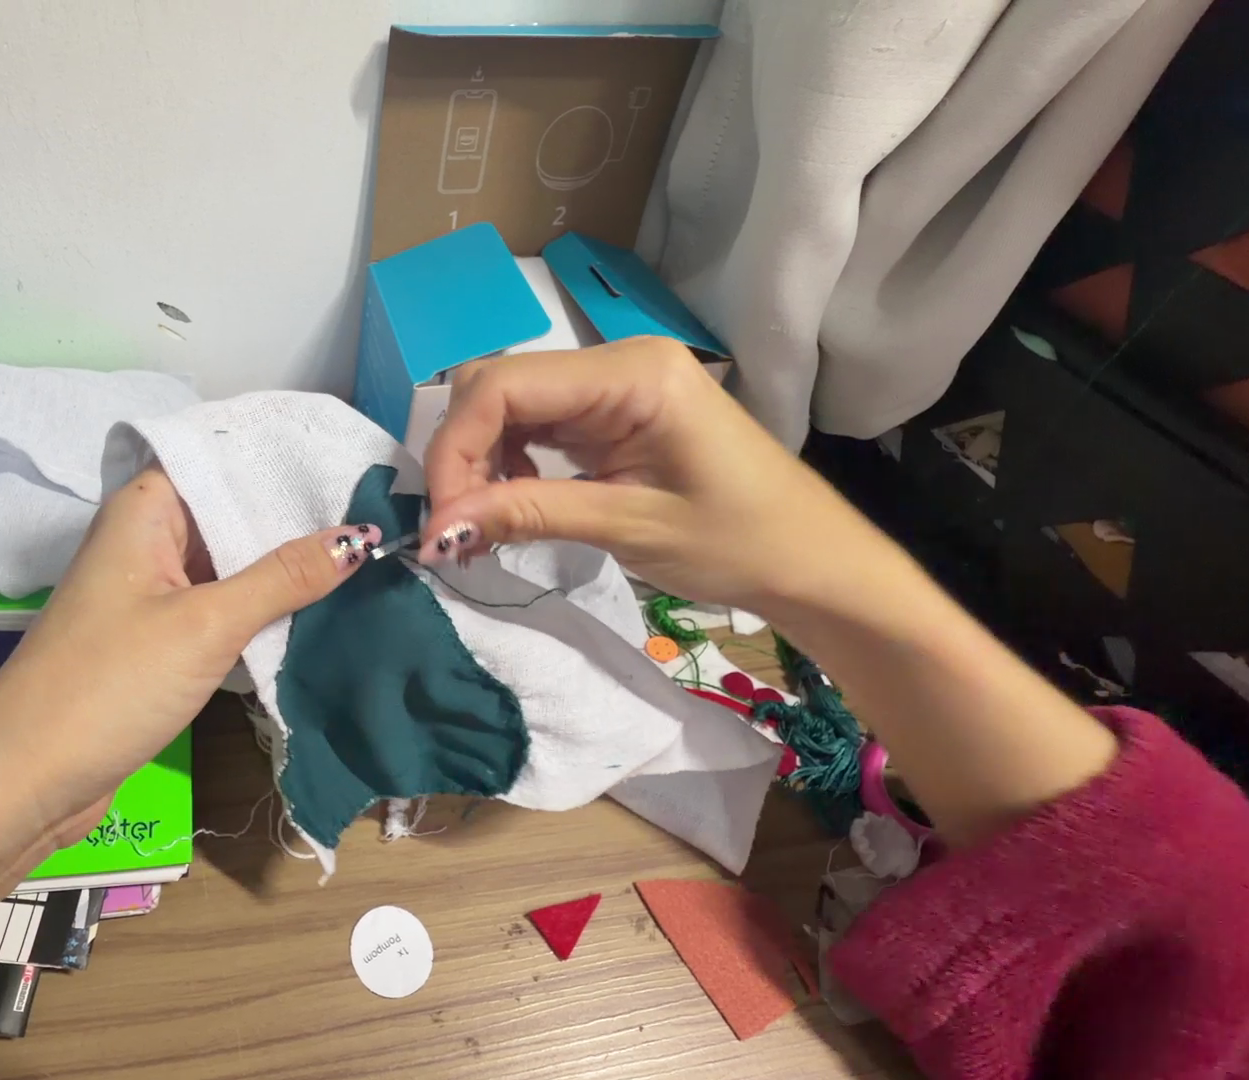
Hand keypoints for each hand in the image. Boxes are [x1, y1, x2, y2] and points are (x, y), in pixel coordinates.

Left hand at [0, 466, 377, 839]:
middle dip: (295, 511)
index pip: (221, 458)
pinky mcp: (159, 636)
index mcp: (144, 509)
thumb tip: (360, 536)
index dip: (283, 454)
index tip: (350, 456)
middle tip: (375, 506)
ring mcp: (152, 590)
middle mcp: (146, 538)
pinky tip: (317, 600)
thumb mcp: (206, 624)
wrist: (28, 782)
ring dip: (283, 561)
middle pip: (230, 510)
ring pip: (229, 560)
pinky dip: (262, 602)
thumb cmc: (110, 683)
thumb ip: (284, 577)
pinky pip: (221, 602)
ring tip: (363, 546)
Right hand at [419, 338, 897, 612]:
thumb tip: (437, 527)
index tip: (441, 519)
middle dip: (461, 455)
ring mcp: (610, 387)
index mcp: (630, 373)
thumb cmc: (739, 542)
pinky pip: (532, 427)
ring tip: (479, 526)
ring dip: (478, 463)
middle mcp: (614, 363)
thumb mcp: (627, 527)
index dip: (455, 448)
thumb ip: (527, 512)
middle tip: (455, 527)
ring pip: (506, 406)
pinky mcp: (607, 416)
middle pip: (497, 387)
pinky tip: (509, 505)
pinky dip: (505, 466)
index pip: (503, 386)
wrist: (811, 562)